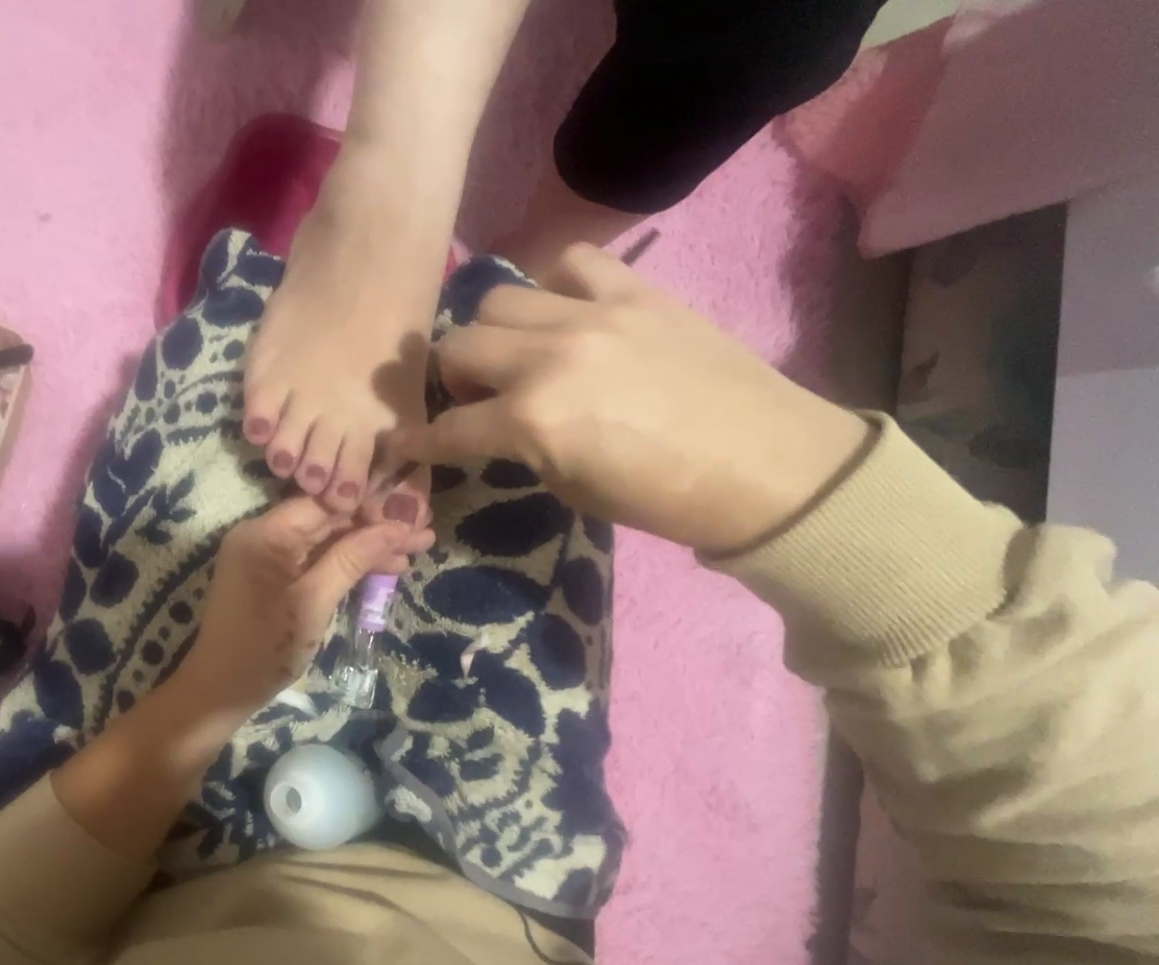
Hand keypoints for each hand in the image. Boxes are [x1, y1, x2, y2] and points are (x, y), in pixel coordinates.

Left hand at [171, 497, 434, 713]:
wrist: (220, 689)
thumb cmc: (265, 648)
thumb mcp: (314, 602)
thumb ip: (352, 560)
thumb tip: (396, 527)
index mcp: (265, 532)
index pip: (326, 501)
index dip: (371, 505)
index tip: (414, 513)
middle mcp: (261, 532)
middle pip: (326, 517)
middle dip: (374, 526)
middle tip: (423, 533)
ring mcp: (264, 553)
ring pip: (323, 538)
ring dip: (365, 546)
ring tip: (413, 553)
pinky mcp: (269, 573)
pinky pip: (312, 556)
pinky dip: (344, 562)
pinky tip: (382, 568)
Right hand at [389, 244, 870, 554]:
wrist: (768, 469)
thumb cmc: (663, 498)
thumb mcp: (570, 486)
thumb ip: (521, 446)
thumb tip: (495, 423)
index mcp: (532, 422)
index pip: (449, 428)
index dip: (417, 440)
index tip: (401, 442)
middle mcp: (549, 359)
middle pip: (459, 345)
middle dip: (452, 377)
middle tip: (473, 395)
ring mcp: (593, 316)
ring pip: (500, 298)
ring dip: (493, 330)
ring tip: (517, 349)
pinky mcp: (636, 292)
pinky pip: (572, 261)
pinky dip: (555, 283)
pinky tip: (565, 309)